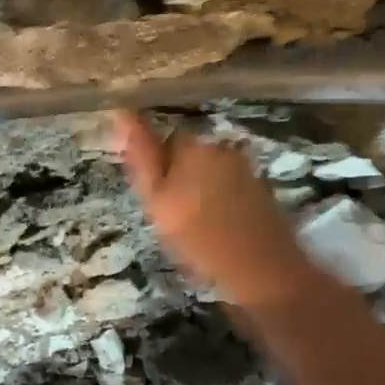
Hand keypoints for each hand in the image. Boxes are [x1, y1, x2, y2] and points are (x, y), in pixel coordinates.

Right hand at [111, 112, 310, 300]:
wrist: (263, 272)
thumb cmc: (199, 235)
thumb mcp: (157, 198)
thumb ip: (140, 154)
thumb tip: (121, 111)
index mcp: (193, 146)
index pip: (163, 140)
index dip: (155, 166)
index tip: (153, 195)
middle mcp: (221, 148)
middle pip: (188, 154)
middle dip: (178, 175)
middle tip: (172, 213)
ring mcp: (245, 169)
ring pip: (209, 172)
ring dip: (199, 189)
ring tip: (195, 224)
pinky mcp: (262, 191)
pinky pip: (229, 188)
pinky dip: (221, 202)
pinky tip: (218, 227)